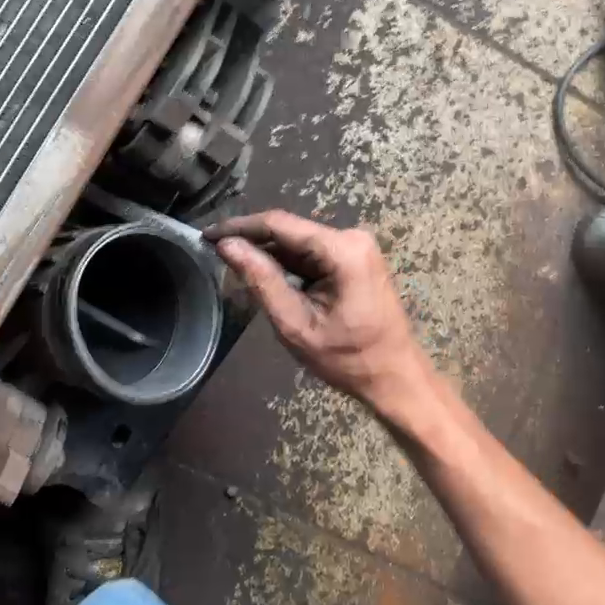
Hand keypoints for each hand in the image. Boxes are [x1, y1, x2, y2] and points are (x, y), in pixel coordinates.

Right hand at [205, 210, 422, 402]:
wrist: (396, 380)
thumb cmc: (348, 359)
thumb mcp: (296, 323)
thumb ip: (261, 280)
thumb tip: (227, 245)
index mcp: (343, 250)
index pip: (279, 225)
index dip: (239, 226)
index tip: (207, 234)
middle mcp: (351, 238)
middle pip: (288, 230)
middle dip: (251, 240)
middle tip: (214, 251)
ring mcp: (355, 247)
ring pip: (297, 241)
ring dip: (267, 253)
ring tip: (232, 262)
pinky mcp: (354, 258)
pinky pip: (310, 253)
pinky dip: (285, 263)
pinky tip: (262, 273)